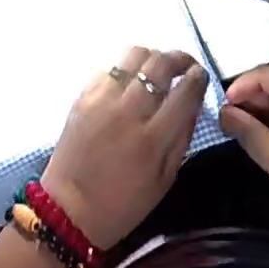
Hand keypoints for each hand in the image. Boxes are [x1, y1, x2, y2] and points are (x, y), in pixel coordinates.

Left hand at [41, 47, 206, 248]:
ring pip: (136, 54)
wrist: (67, 213)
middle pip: (162, 63)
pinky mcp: (83, 97)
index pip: (186, 89)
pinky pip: (111, 67)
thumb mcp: (165, 179)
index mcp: (152, 138)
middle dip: (180, 58)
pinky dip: (126, 70)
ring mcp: (103, 100)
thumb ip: (183, 136)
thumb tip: (195, 101)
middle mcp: (128, 111)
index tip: (202, 75)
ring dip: (153, 57)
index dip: (199, 76)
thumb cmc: (123, 204)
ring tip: (157, 70)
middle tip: (185, 66)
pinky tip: (129, 83)